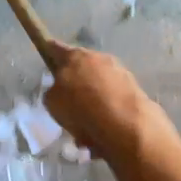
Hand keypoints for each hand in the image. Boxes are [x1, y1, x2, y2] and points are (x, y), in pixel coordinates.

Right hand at [42, 44, 180, 168]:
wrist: (125, 124)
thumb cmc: (81, 109)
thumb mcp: (52, 103)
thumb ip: (53, 92)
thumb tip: (60, 91)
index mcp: (75, 56)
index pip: (55, 47)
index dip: (48, 51)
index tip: (45, 54)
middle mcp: (99, 58)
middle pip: (81, 67)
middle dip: (75, 83)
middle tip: (69, 106)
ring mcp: (120, 72)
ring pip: (99, 85)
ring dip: (92, 101)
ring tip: (87, 128)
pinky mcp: (136, 89)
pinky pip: (114, 99)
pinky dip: (108, 112)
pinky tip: (103, 133)